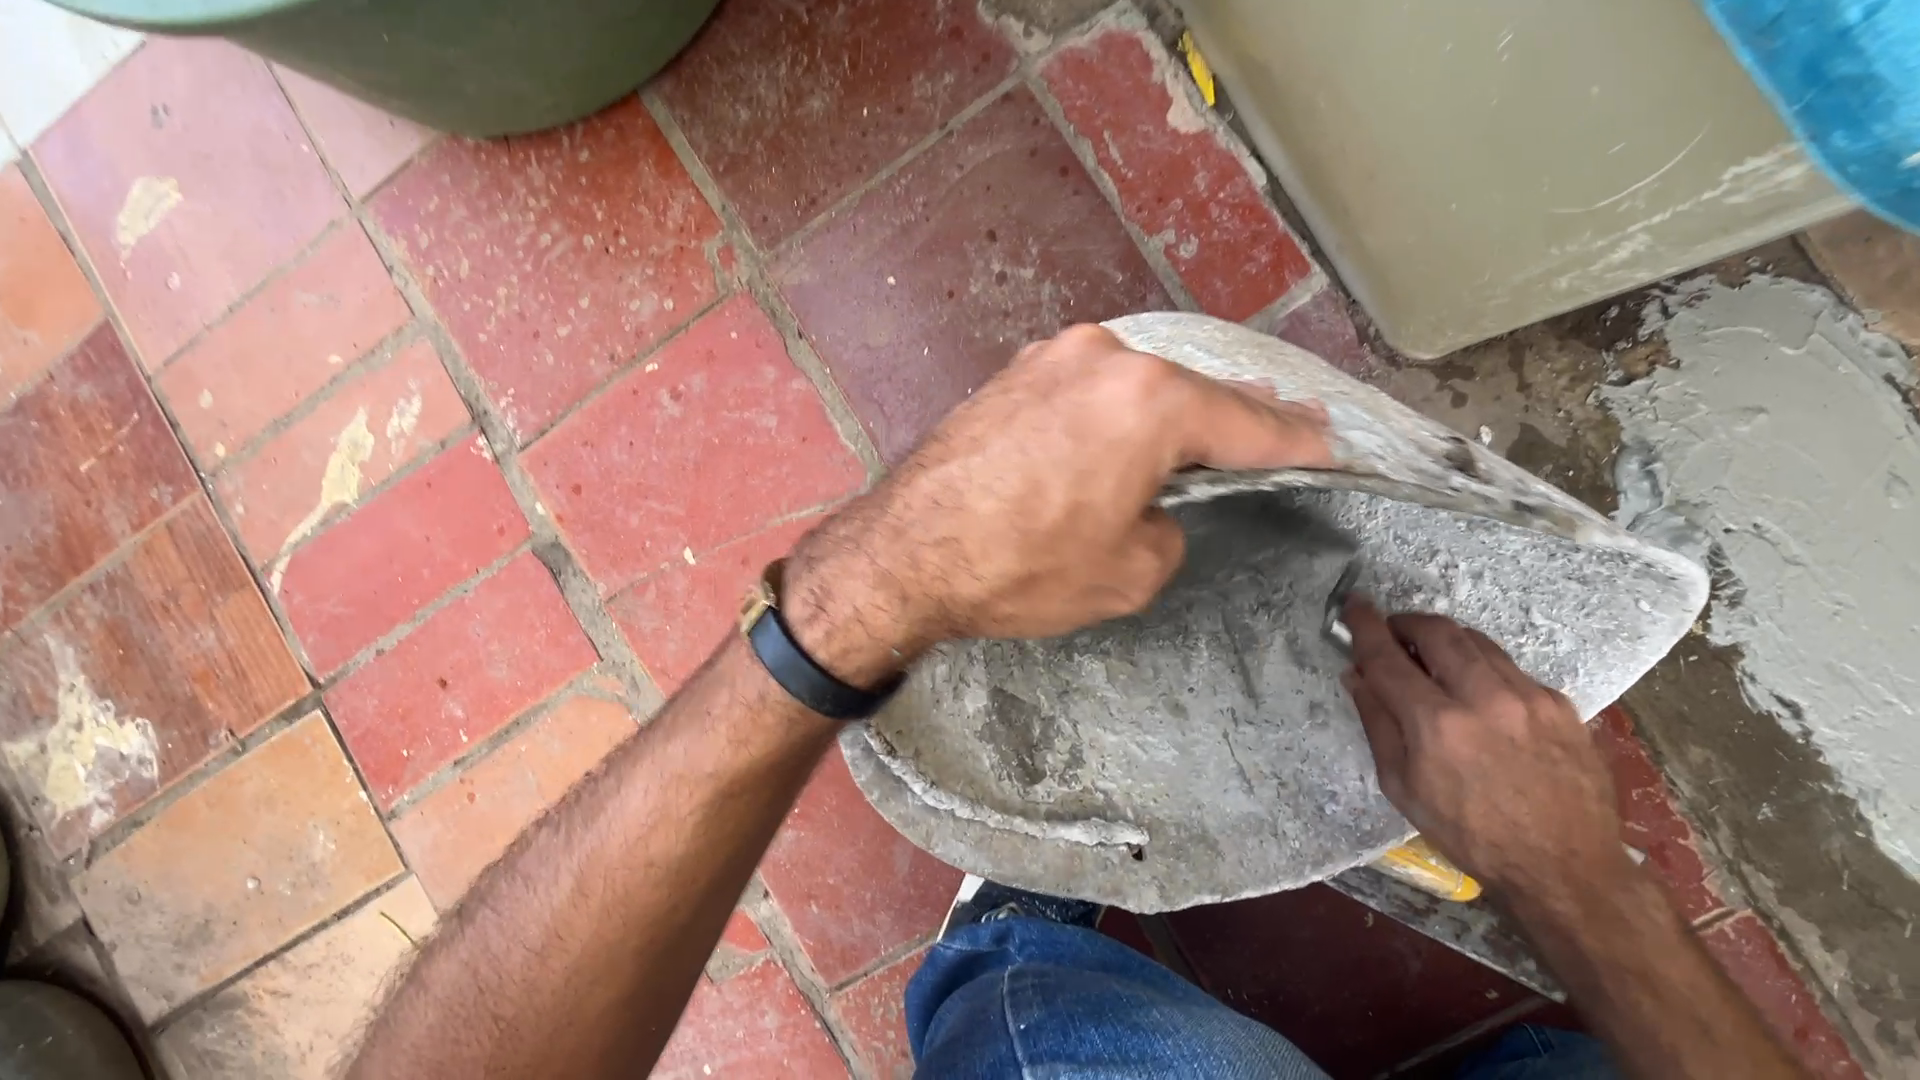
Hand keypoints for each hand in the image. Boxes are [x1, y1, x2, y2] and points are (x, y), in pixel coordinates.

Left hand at [783, 323, 1331, 683]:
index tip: (1328, 446)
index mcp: (1150, 401)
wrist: (901, 553)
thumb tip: (1149, 505)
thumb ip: (1167, 528)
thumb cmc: (1019, 566)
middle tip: (1288, 425)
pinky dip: (1117, 411)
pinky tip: (1126, 431)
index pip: (1247, 424)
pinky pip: (1089, 390)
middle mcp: (1106, 358)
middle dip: (1238, 417)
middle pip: (1193, 392)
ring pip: (1138, 385)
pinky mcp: (1015, 374)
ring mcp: (1053, 357)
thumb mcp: (1127, 572)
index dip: (1295, 442)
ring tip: (1207, 430)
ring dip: (1172, 412)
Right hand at [1342, 599, 1629, 900]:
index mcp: (1437, 724)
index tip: (1354, 604)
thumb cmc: (1470, 833)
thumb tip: (1357, 675)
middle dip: (1407, 622)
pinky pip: (1511, 668)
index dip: (1365, 626)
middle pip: (1437, 630)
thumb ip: (1378, 723)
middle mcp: (1484, 698)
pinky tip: (1479, 694)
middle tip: (1394, 633)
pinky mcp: (1560, 705)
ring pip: (1476, 641)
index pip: (1388, 657)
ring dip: (1445, 639)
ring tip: (1432, 657)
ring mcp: (1529, 697)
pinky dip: (1482, 668)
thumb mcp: (1402, 786)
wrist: (1566, 866)